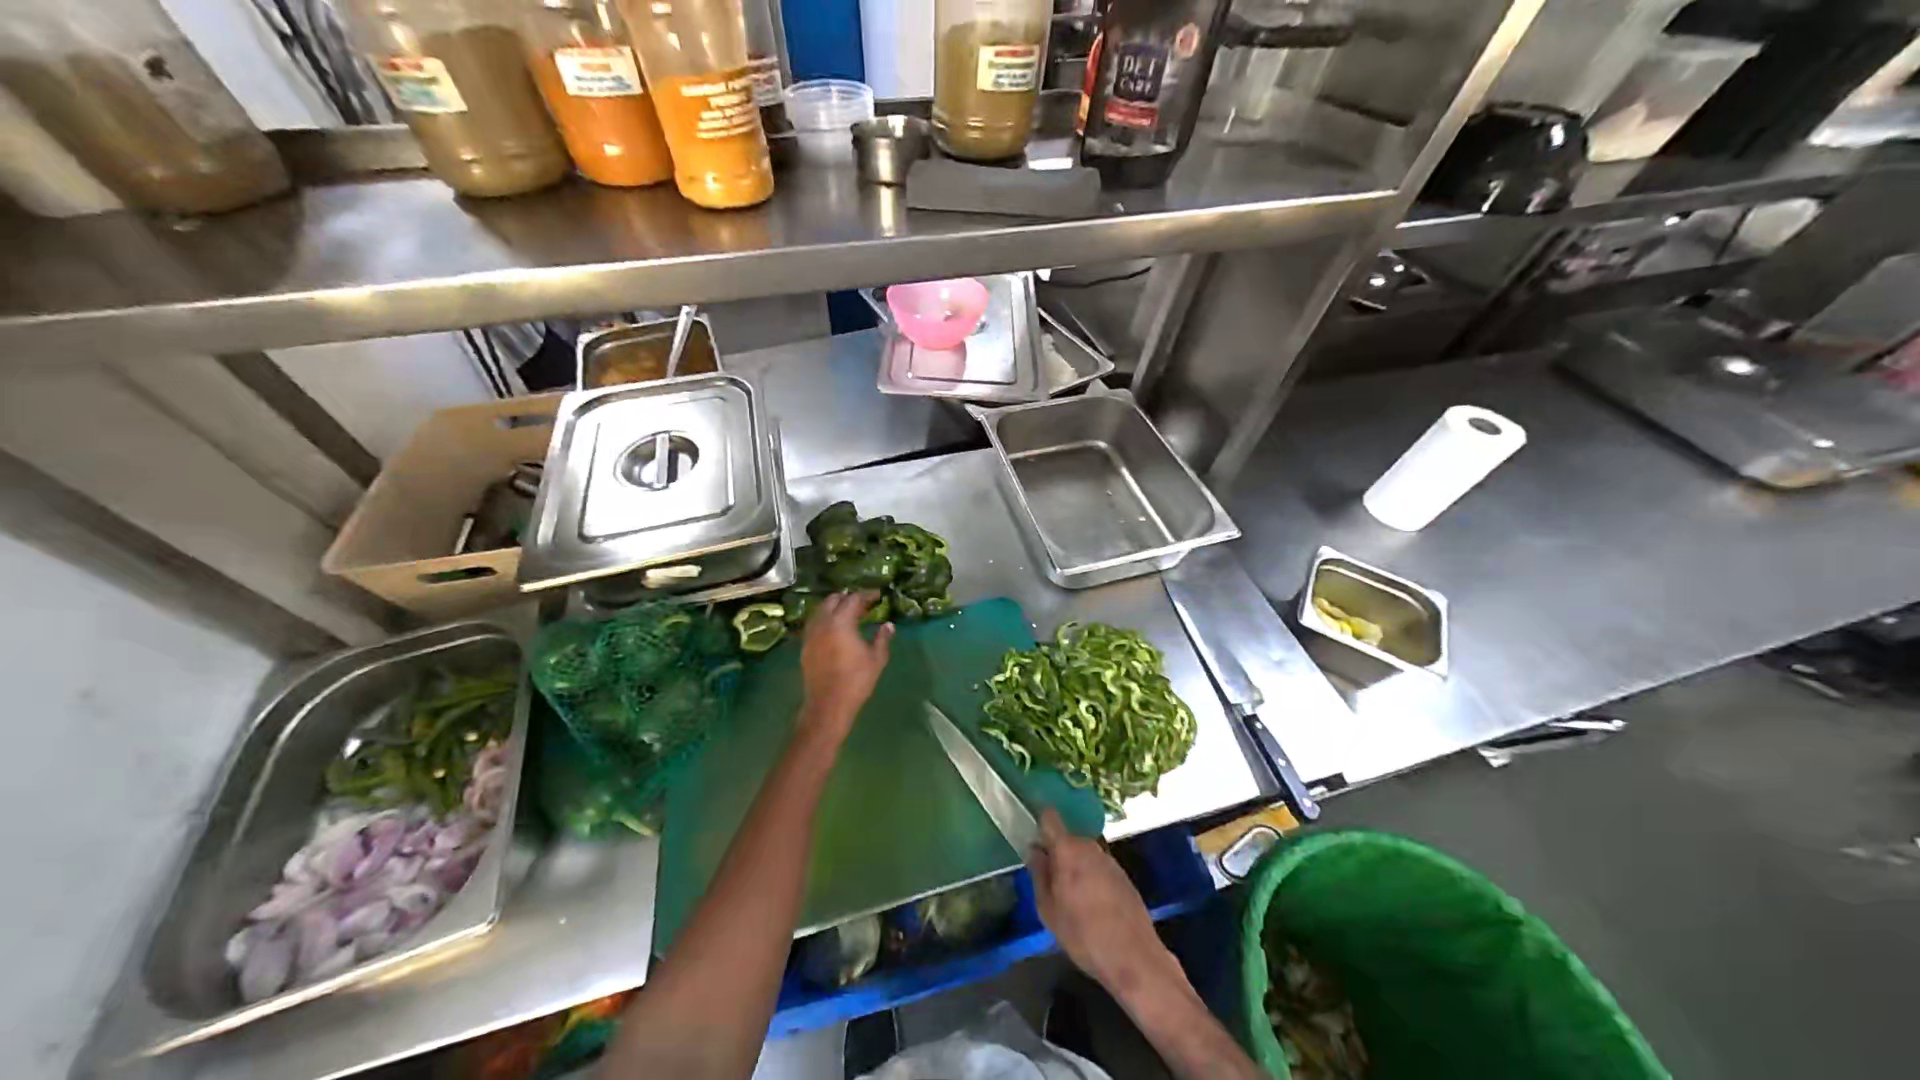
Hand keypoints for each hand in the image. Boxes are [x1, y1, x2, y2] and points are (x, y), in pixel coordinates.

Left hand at [798, 591, 893, 740]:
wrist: (828, 704)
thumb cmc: (856, 680)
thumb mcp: (876, 658)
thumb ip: (882, 638)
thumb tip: (888, 625)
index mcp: (840, 622)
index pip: (853, 599)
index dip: (866, 595)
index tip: (878, 596)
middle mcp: (822, 623)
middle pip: (833, 600)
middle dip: (848, 598)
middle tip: (863, 605)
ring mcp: (811, 634)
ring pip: (820, 610)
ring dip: (835, 608)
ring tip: (850, 615)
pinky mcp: (805, 646)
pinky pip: (815, 624)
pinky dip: (826, 620)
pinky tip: (836, 630)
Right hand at [1028, 807, 1176, 995]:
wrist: (1133, 958)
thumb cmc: (1083, 935)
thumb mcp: (1048, 910)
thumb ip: (1039, 874)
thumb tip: (1034, 850)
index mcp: (1068, 850)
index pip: (1050, 817)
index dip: (1039, 824)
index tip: (1033, 842)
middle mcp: (1090, 847)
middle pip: (1067, 839)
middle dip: (1057, 854)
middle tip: (1049, 882)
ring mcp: (1110, 860)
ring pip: (1084, 854)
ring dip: (1075, 867)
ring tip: (1071, 899)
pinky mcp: (1124, 876)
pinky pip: (1099, 868)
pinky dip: (1092, 878)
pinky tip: (1092, 907)